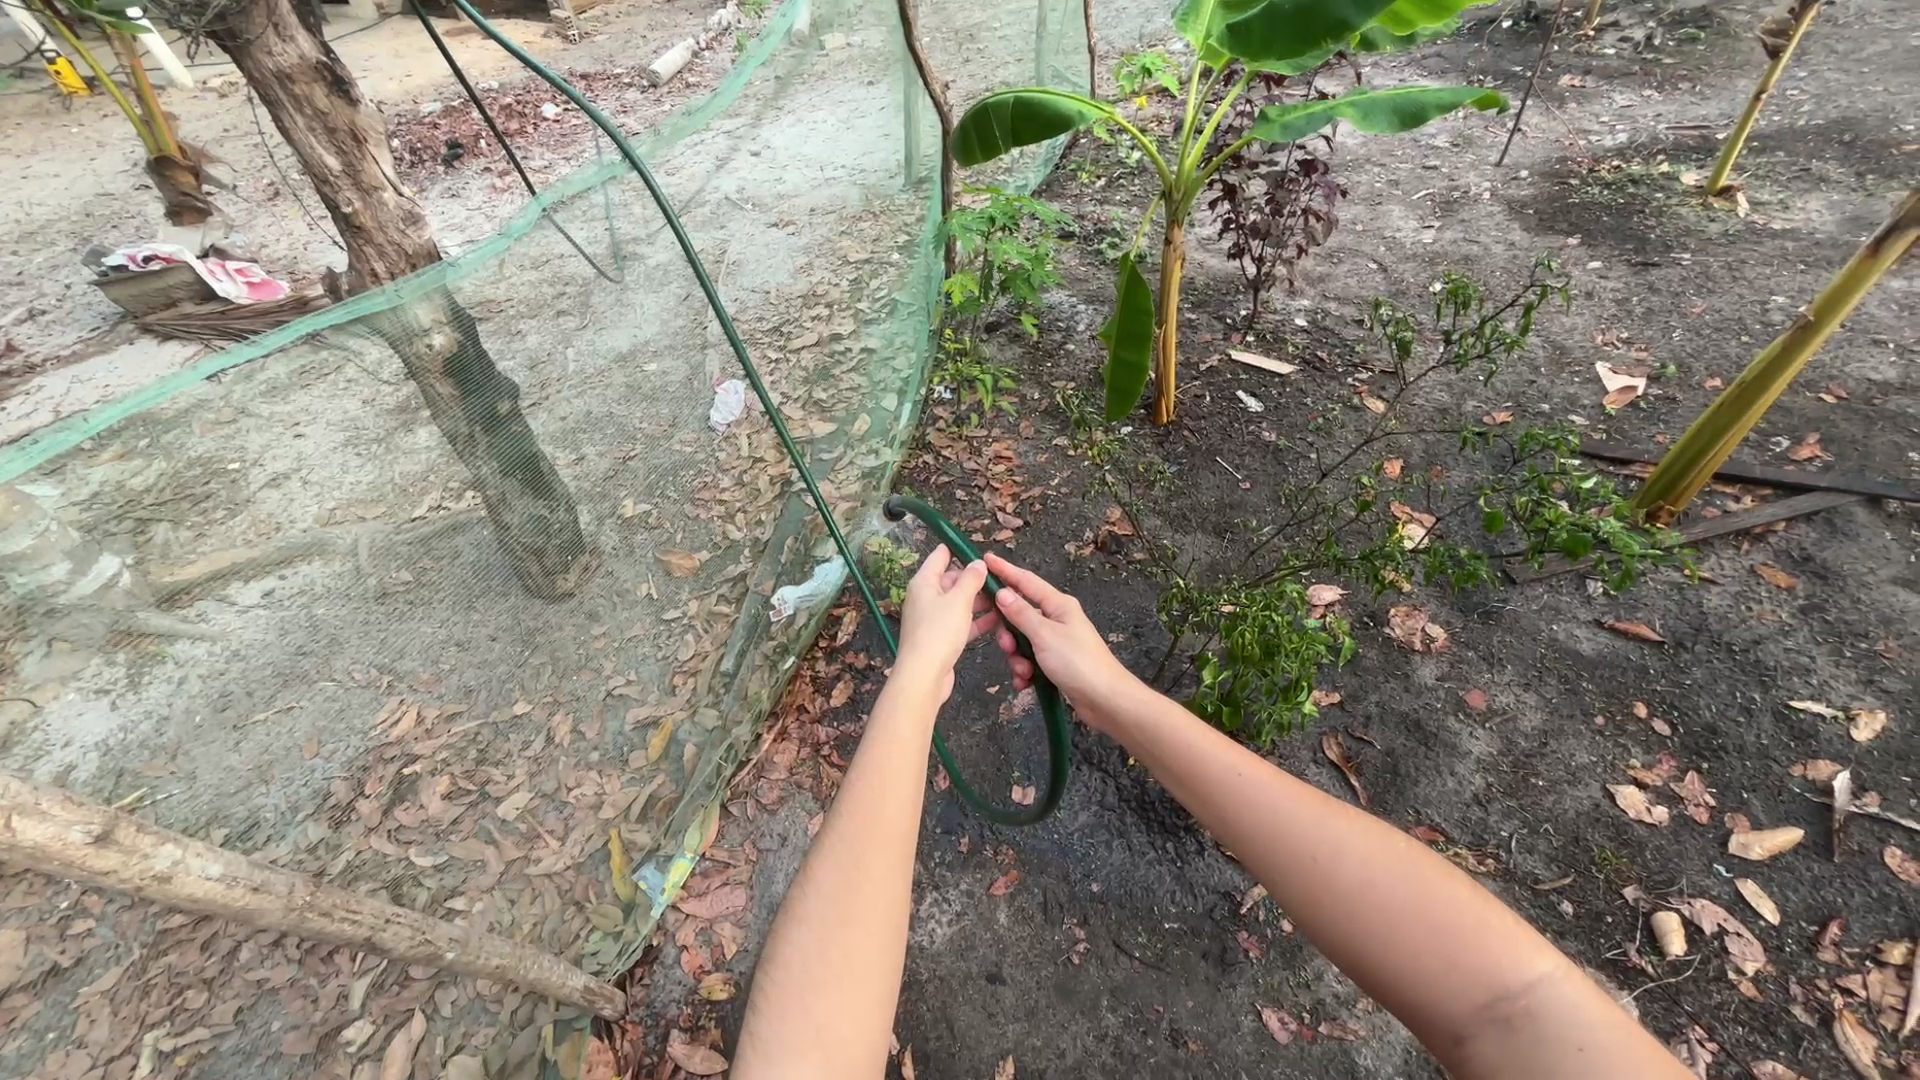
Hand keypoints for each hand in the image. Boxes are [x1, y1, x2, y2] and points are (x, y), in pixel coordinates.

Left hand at [894, 545, 993, 701]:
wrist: (924, 675)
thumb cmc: (938, 632)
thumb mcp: (959, 600)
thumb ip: (971, 579)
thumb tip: (978, 563)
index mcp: (924, 582)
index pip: (939, 557)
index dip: (957, 549)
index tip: (977, 548)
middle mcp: (925, 597)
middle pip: (951, 580)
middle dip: (974, 579)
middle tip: (1000, 578)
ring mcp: (932, 619)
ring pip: (958, 603)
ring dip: (979, 601)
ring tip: (1003, 597)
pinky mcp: (940, 637)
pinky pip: (961, 622)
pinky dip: (976, 620)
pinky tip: (997, 620)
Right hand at [982, 553, 1141, 733]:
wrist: (1105, 700)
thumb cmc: (1079, 663)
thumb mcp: (1044, 635)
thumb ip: (1021, 614)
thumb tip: (1002, 592)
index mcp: (1058, 605)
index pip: (1026, 582)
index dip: (1005, 571)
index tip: (986, 560)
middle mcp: (1057, 619)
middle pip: (1020, 615)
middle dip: (1009, 633)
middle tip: (1007, 646)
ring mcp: (1056, 641)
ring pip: (1022, 641)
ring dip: (1018, 658)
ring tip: (1024, 672)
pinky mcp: (1055, 662)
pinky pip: (1030, 661)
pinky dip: (1025, 672)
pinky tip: (1026, 683)